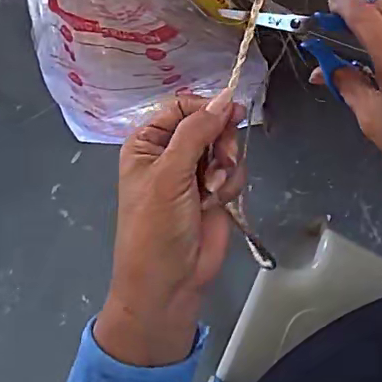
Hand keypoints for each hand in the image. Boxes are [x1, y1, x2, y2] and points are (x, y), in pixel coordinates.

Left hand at [95, 93, 246, 366]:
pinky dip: (231, 184)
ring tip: (213, 190)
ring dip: (226, 165)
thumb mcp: (169, 175)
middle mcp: (170, 152)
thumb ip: (197, 132)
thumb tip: (225, 97)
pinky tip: (218, 202)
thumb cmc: (156, 228)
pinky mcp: (215, 190)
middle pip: (209, 123)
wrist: (169, 285)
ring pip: (225, 146)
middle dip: (220, 140)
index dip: (207, 107)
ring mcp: (194, 172)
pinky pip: (234, 169)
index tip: (232, 112)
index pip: (181, 107)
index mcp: (148, 142)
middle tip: (222, 159)